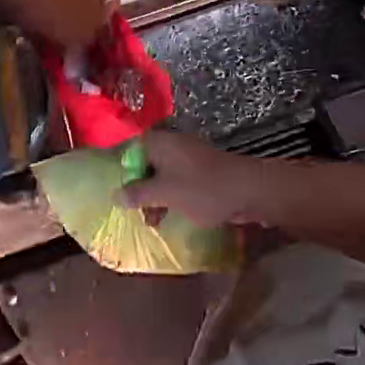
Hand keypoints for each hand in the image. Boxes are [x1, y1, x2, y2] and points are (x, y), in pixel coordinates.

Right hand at [118, 131, 272, 227]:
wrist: (248, 190)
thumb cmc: (202, 189)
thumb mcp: (164, 193)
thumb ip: (138, 193)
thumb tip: (115, 195)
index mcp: (161, 143)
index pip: (130, 149)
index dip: (122, 170)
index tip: (117, 192)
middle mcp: (173, 145)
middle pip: (145, 163)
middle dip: (138, 188)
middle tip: (135, 212)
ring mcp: (189, 158)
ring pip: (162, 175)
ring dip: (154, 197)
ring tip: (153, 222)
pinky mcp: (201, 172)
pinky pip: (178, 182)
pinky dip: (170, 197)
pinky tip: (170, 215)